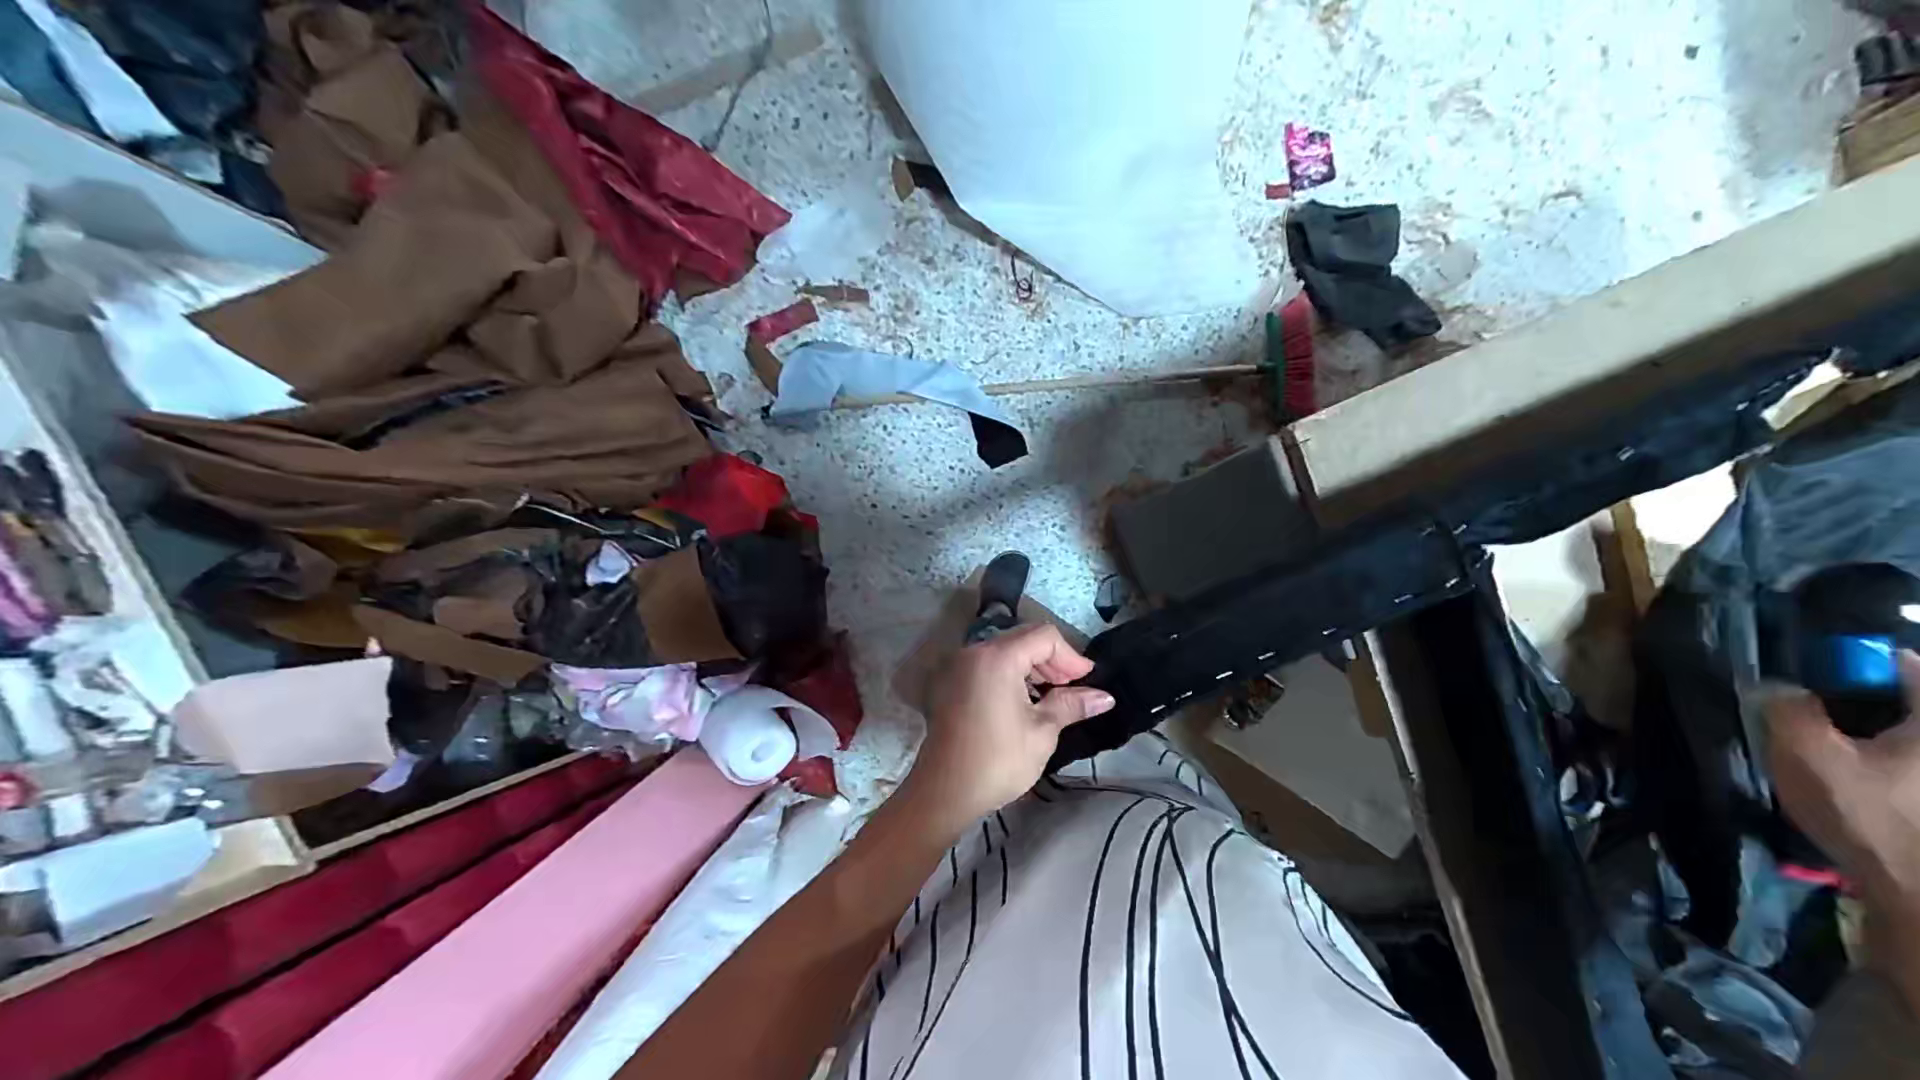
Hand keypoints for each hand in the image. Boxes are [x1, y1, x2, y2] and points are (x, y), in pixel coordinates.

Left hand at [904, 623, 1115, 829]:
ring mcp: (958, 666)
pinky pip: (987, 665)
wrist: (944, 791)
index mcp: (997, 657)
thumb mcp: (1042, 731)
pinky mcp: (950, 683)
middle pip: (1023, 639)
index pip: (1044, 637)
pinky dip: (1010, 675)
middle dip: (1052, 660)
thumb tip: (1105, 697)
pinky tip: (1025, 701)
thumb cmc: (998, 760)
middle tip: (1073, 688)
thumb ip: (1071, 704)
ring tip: (1052, 697)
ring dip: (1032, 667)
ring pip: (1005, 651)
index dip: (1071, 656)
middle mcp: (974, 652)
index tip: (1087, 680)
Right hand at [1766, 651, 1919, 908]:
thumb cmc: (1866, 813)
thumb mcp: (1805, 753)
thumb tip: (1778, 685)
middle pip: (1907, 701)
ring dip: (1869, 735)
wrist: (1918, 893)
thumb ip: (1785, 707)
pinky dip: (1882, 763)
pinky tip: (1855, 782)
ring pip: (1903, 736)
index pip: (1907, 665)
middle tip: (1811, 713)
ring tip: (1827, 751)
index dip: (1855, 663)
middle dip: (1861, 699)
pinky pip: (1904, 766)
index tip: (1814, 677)